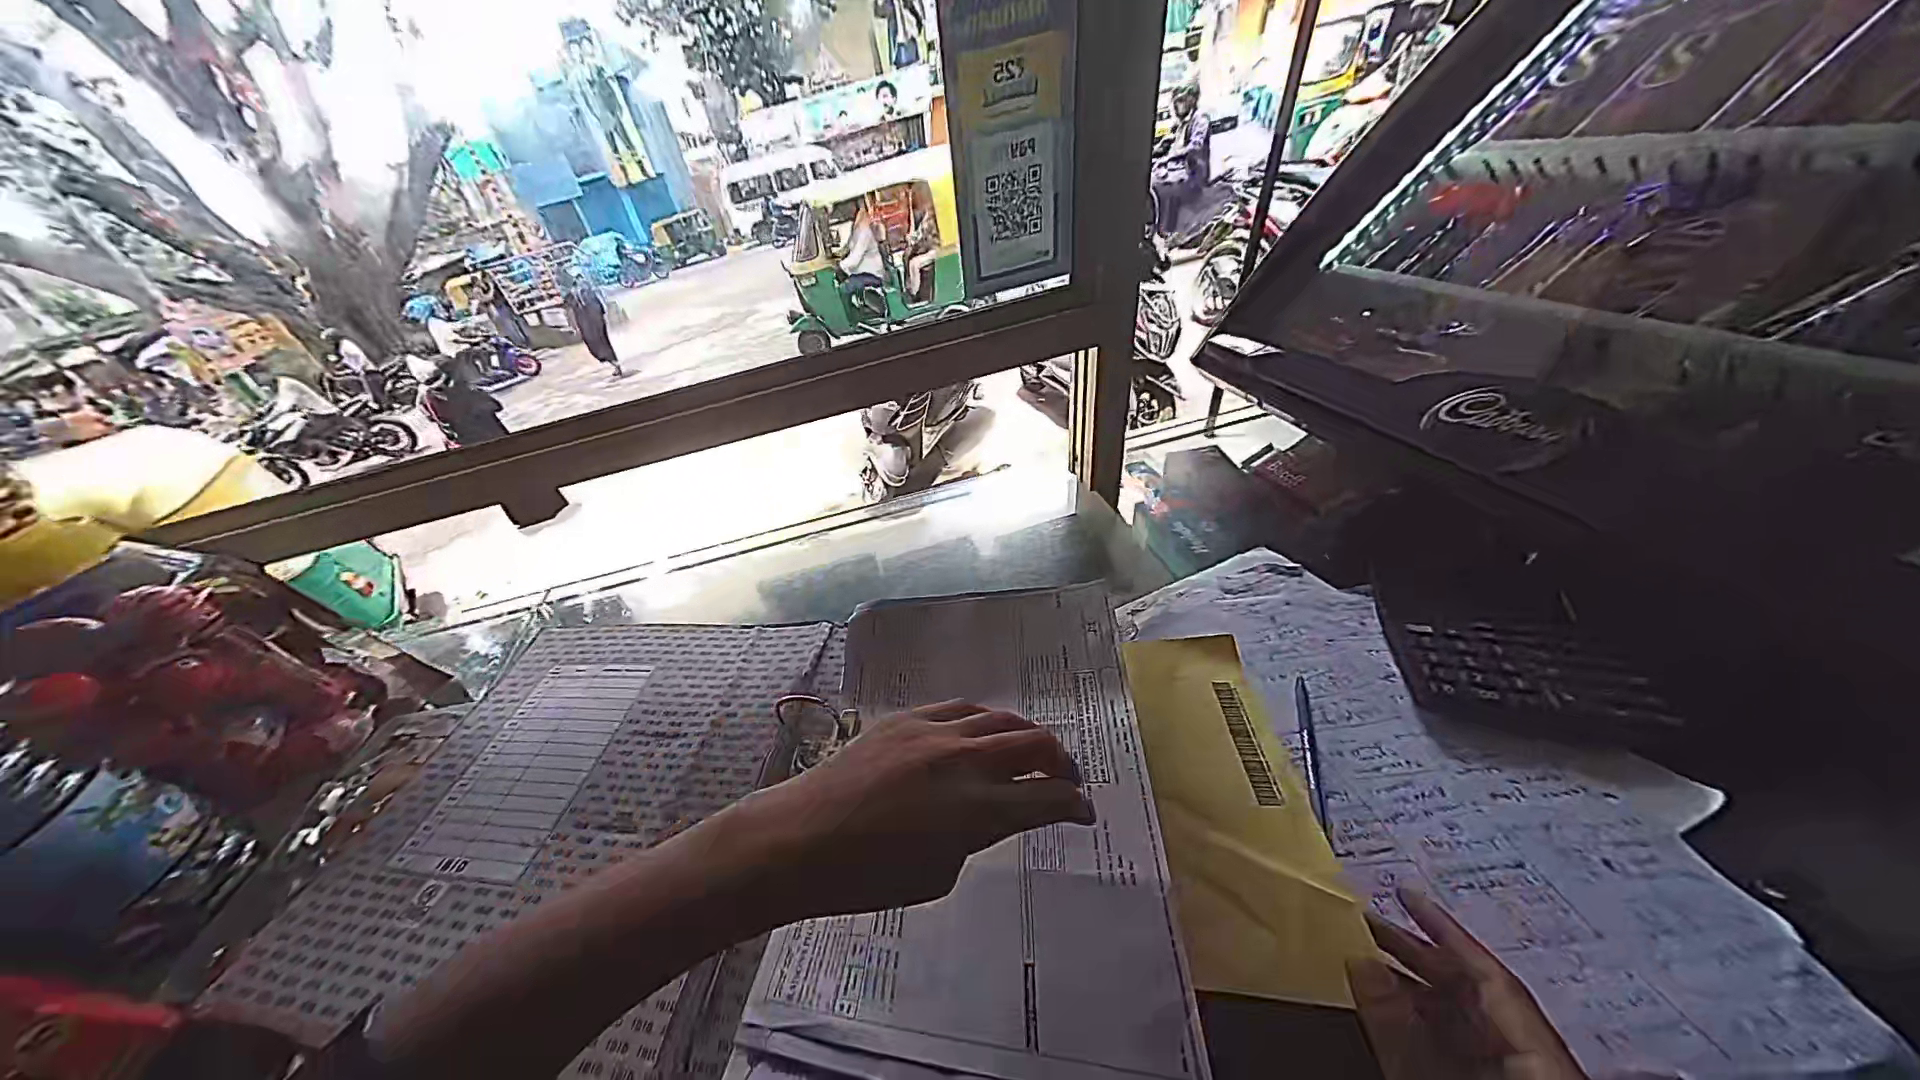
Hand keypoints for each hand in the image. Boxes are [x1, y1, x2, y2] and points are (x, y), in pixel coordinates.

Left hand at [734, 700, 1093, 920]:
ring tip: (1031, 750)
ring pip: (1001, 718)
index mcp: (977, 809)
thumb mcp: (939, 871)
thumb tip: (993, 810)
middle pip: (1035, 744)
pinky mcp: (908, 718)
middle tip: (1066, 780)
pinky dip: (983, 721)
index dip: (1075, 805)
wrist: (801, 837)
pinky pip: (960, 709)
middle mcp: (964, 761)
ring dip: (1026, 735)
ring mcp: (934, 731)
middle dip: (1062, 763)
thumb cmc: (867, 876)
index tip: (1084, 811)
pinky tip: (982, 733)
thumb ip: (977, 834)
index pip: (1047, 798)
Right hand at [1348, 888, 1587, 1079]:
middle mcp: (1533, 1061)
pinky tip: (1383, 1005)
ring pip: (1462, 1021)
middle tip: (1362, 922)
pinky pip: (1457, 1046)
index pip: (1491, 978)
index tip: (1404, 893)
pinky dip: (1419, 1023)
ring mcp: (1513, 1075)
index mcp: (1538, 1058)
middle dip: (1416, 956)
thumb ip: (1398, 1030)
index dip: (1446, 930)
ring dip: (1410, 987)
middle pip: (1473, 995)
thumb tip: (1358, 960)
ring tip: (1361, 957)